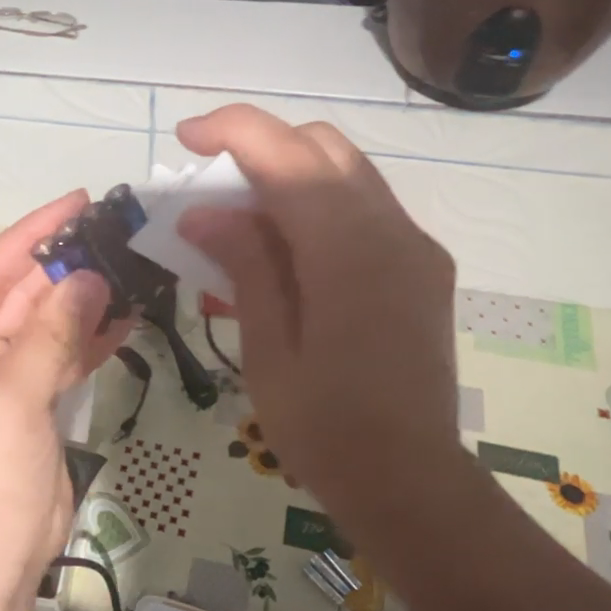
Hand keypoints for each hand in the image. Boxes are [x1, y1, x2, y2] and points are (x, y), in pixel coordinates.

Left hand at [0, 193, 126, 610]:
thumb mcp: (13, 399)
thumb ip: (50, 333)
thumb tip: (86, 276)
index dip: (32, 236)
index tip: (78, 201)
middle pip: (16, 296)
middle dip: (64, 268)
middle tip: (118, 233)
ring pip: (41, 327)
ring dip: (81, 303)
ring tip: (130, 267)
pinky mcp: (25, 405)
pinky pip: (56, 360)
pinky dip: (87, 342)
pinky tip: (124, 316)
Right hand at [176, 105, 460, 520]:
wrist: (409, 480)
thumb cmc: (324, 426)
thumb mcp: (268, 348)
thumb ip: (245, 265)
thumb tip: (206, 212)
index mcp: (347, 250)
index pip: (287, 155)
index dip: (233, 130)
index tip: (186, 137)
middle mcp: (392, 230)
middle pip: (324, 147)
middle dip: (262, 146)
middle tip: (210, 183)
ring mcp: (416, 248)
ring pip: (349, 173)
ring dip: (292, 175)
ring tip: (241, 220)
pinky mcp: (424, 269)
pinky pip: (366, 211)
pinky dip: (320, 208)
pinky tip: (287, 253)